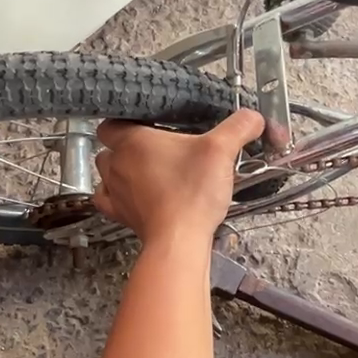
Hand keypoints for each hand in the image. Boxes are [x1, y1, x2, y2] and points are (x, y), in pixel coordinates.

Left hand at [91, 109, 263, 244]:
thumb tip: (252, 117)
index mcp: (133, 141)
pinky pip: (107, 200)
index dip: (126, 121)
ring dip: (121, 170)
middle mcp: (117, 164)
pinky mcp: (122, 215)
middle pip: (109, 147)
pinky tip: (135, 195)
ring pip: (106, 173)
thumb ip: (238, 128)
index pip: (112, 122)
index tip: (145, 124)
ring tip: (147, 171)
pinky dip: (118, 196)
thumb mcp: (221, 150)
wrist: (179, 240)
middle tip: (154, 148)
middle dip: (127, 146)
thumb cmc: (191, 195)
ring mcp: (116, 191)